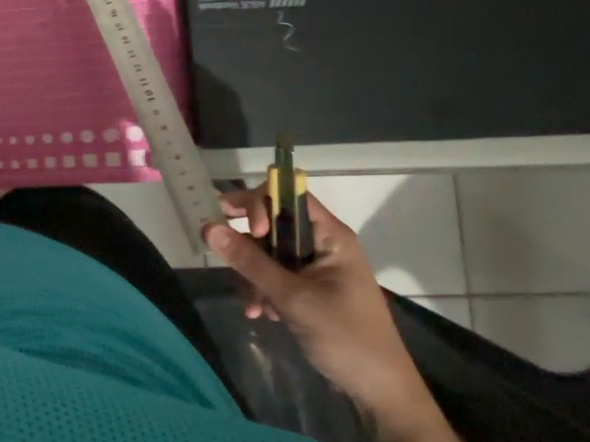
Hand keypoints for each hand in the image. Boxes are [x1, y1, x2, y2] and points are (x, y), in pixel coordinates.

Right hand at [206, 189, 456, 441]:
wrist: (381, 393)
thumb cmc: (346, 337)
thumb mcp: (293, 298)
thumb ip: (249, 262)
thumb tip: (208, 227)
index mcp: (330, 236)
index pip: (287, 195)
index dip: (261, 204)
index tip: (248, 230)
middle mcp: (322, 244)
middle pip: (272, 223)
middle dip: (249, 245)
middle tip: (223, 253)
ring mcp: (315, 268)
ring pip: (268, 252)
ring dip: (252, 274)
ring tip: (252, 304)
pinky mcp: (309, 289)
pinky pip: (274, 275)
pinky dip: (262, 290)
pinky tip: (259, 313)